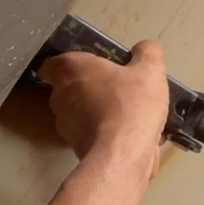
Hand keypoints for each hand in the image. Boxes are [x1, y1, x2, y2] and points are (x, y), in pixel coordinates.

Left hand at [38, 40, 168, 166]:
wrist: (122, 155)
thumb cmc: (130, 104)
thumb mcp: (150, 70)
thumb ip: (146, 53)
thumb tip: (144, 49)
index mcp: (71, 70)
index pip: (53, 64)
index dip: (70, 64)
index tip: (90, 67)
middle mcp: (60, 96)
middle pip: (69, 88)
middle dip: (91, 88)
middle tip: (117, 87)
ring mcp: (65, 126)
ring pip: (80, 113)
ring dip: (98, 112)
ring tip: (128, 114)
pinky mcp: (75, 148)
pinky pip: (91, 135)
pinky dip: (105, 134)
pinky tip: (130, 135)